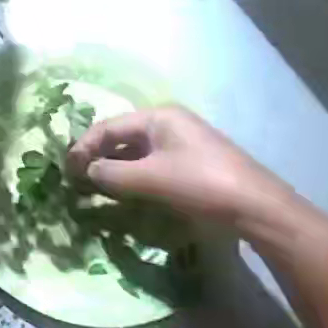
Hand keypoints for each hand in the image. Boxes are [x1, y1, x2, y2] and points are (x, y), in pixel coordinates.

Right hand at [66, 105, 310, 238]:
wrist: (261, 211)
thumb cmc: (201, 184)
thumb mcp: (149, 179)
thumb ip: (110, 173)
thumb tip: (86, 172)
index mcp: (158, 116)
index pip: (106, 127)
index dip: (82, 147)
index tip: (66, 170)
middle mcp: (169, 123)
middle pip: (120, 137)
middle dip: (96, 157)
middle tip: (77, 179)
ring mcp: (182, 143)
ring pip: (134, 152)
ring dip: (113, 169)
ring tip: (95, 187)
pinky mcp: (191, 164)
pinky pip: (150, 164)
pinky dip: (132, 176)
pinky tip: (124, 192)